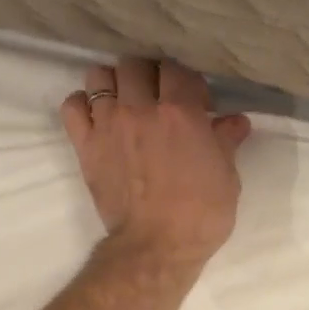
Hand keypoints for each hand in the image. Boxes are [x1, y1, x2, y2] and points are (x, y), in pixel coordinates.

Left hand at [60, 57, 250, 269]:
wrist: (158, 244)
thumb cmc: (203, 214)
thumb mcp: (227, 177)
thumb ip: (226, 142)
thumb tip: (235, 122)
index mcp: (181, 114)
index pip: (178, 71)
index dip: (190, 81)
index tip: (199, 101)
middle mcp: (140, 109)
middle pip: (136, 65)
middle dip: (152, 75)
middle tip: (162, 95)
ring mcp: (108, 124)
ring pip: (100, 76)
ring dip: (116, 82)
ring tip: (129, 101)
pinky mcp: (85, 144)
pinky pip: (73, 105)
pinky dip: (85, 104)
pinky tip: (100, 116)